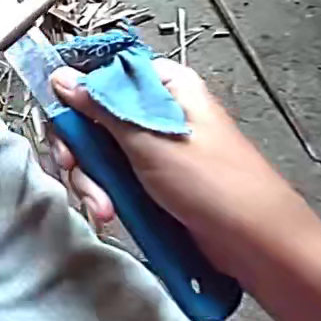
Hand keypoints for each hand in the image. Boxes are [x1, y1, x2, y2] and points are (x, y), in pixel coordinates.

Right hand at [48, 57, 320, 279]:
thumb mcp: (150, 140)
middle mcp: (154, 110)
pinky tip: (108, 211)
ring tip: (103, 205)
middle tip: (73, 166)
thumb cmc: (218, 185)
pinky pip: (109, 176)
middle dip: (79, 149)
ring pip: (95, 150)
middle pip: (90, 115)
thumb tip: (62, 77)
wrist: (259, 246)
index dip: (74, 96)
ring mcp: (149, 145)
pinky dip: (103, 192)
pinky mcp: (147, 177)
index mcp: (163, 86)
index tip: (61, 121)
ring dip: (90, 178)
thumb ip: (100, 106)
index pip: (102, 74)